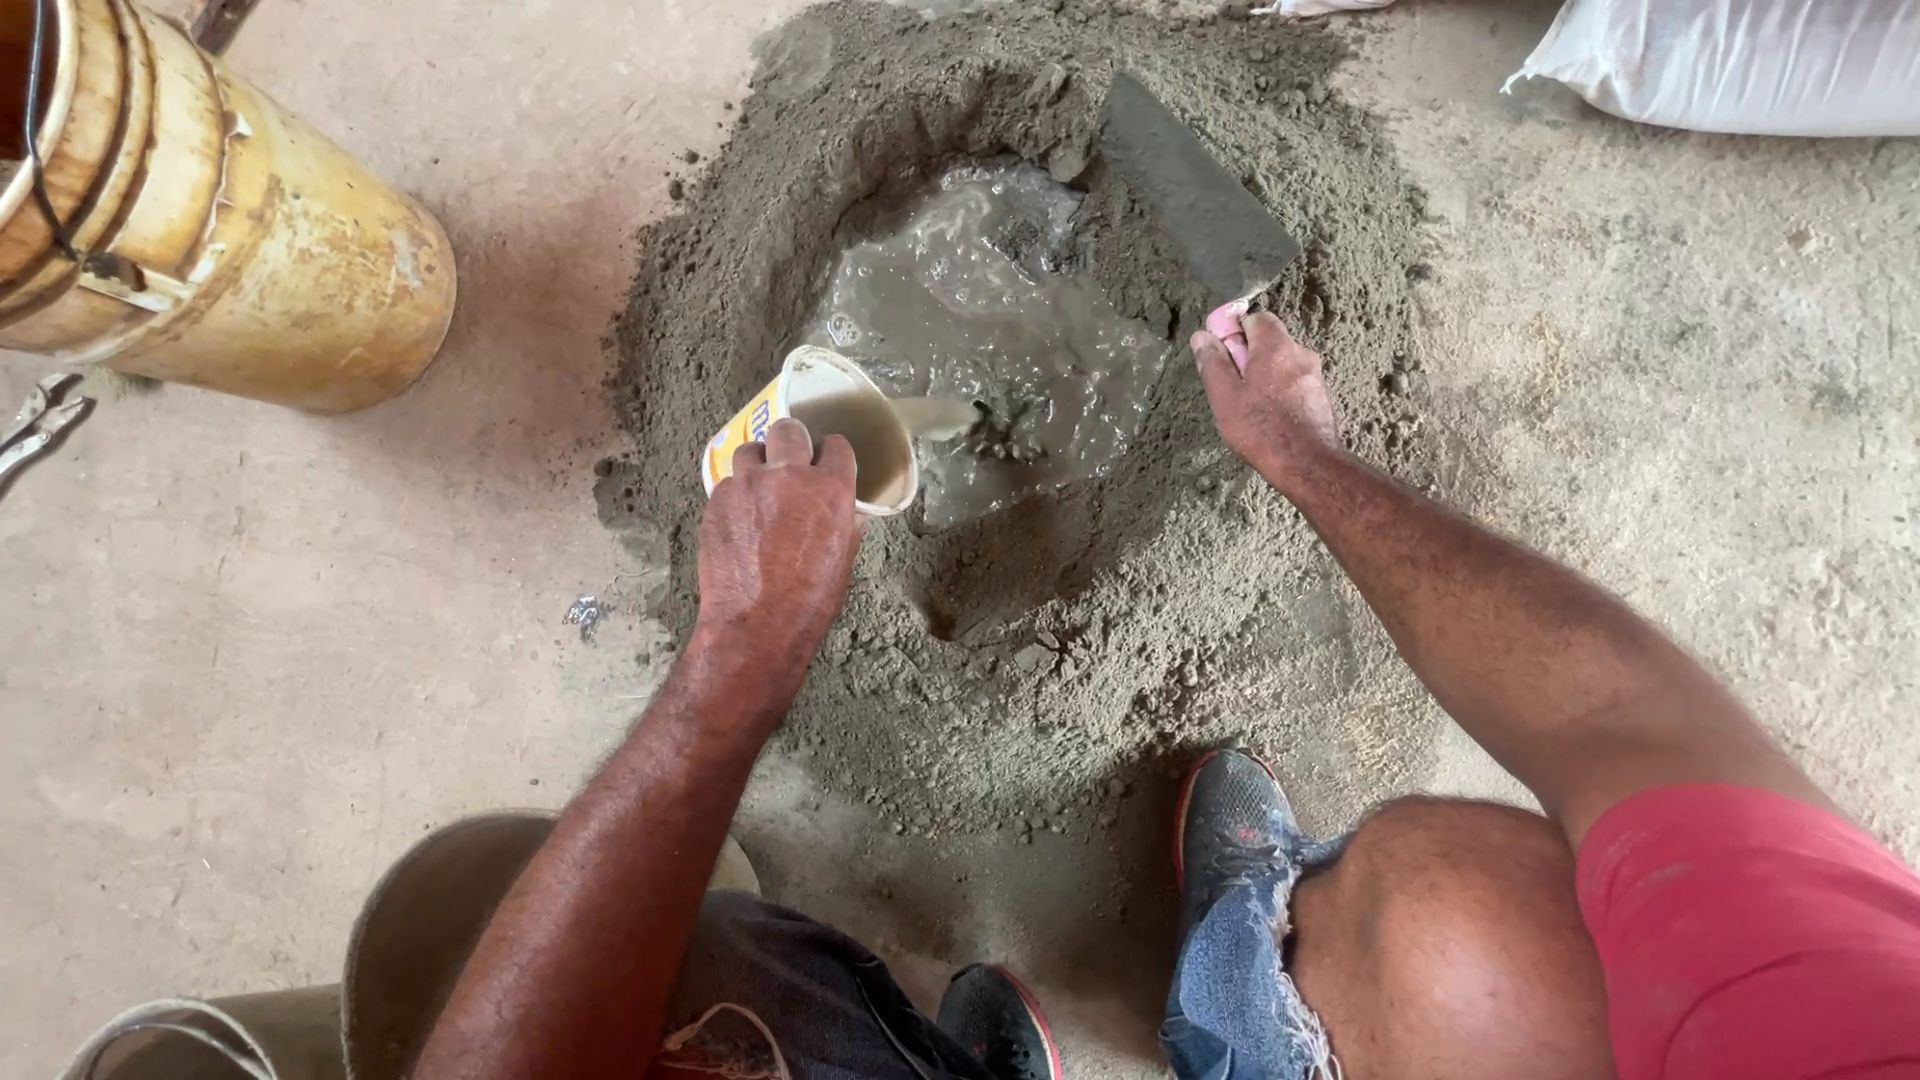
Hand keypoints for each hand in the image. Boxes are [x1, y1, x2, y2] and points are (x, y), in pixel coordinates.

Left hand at [692, 418, 862, 690]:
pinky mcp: (718, 499)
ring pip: (750, 450)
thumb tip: (847, 514)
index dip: (832, 452)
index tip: (827, 460)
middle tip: (790, 457)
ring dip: (758, 462)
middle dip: (791, 439)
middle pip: (789, 430)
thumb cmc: (811, 598)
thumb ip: (845, 525)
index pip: (836, 446)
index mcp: (831, 489)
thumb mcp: (844, 559)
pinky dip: (736, 494)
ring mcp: (749, 484)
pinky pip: (728, 483)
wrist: (758, 621)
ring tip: (759, 484)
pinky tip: (740, 517)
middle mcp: (790, 475)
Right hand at [1191, 301, 1342, 491]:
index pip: (1256, 318)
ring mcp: (1314, 375)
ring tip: (1248, 407)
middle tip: (1230, 387)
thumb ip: (1213, 363)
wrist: (1306, 463)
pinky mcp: (1319, 396)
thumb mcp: (1225, 396)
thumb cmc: (1260, 428)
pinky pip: (1292, 383)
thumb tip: (1202, 337)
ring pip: (1281, 364)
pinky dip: (1277, 392)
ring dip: (1262, 376)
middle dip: (1247, 357)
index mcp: (1276, 346)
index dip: (1235, 331)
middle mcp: (1300, 353)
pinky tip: (1268, 417)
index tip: (1221, 353)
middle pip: (1269, 341)